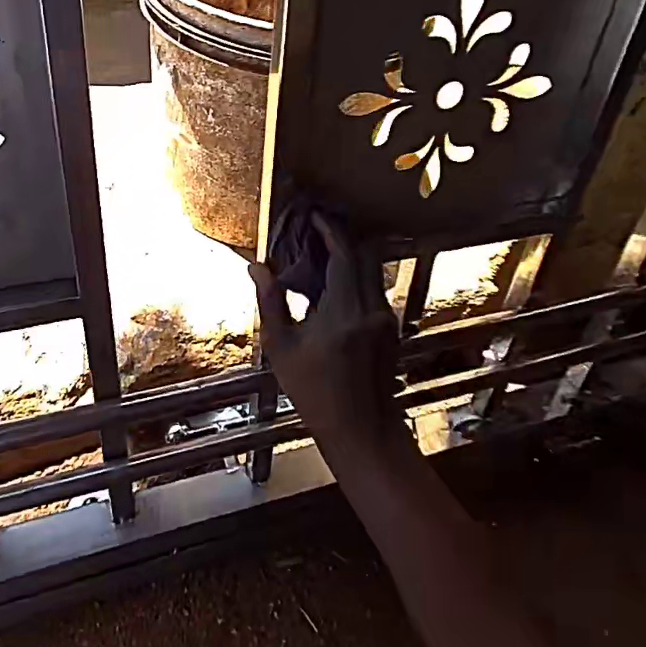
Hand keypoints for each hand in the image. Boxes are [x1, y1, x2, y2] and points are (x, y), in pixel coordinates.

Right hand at [248, 215, 401, 452]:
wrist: (362, 429)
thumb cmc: (316, 393)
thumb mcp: (283, 349)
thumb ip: (270, 302)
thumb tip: (256, 268)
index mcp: (345, 309)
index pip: (344, 254)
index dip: (330, 230)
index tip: (315, 217)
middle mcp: (372, 308)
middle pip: (364, 255)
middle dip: (342, 239)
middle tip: (317, 232)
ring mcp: (385, 318)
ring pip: (372, 271)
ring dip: (350, 259)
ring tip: (321, 257)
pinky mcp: (389, 328)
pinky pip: (373, 290)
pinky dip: (355, 279)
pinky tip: (333, 289)